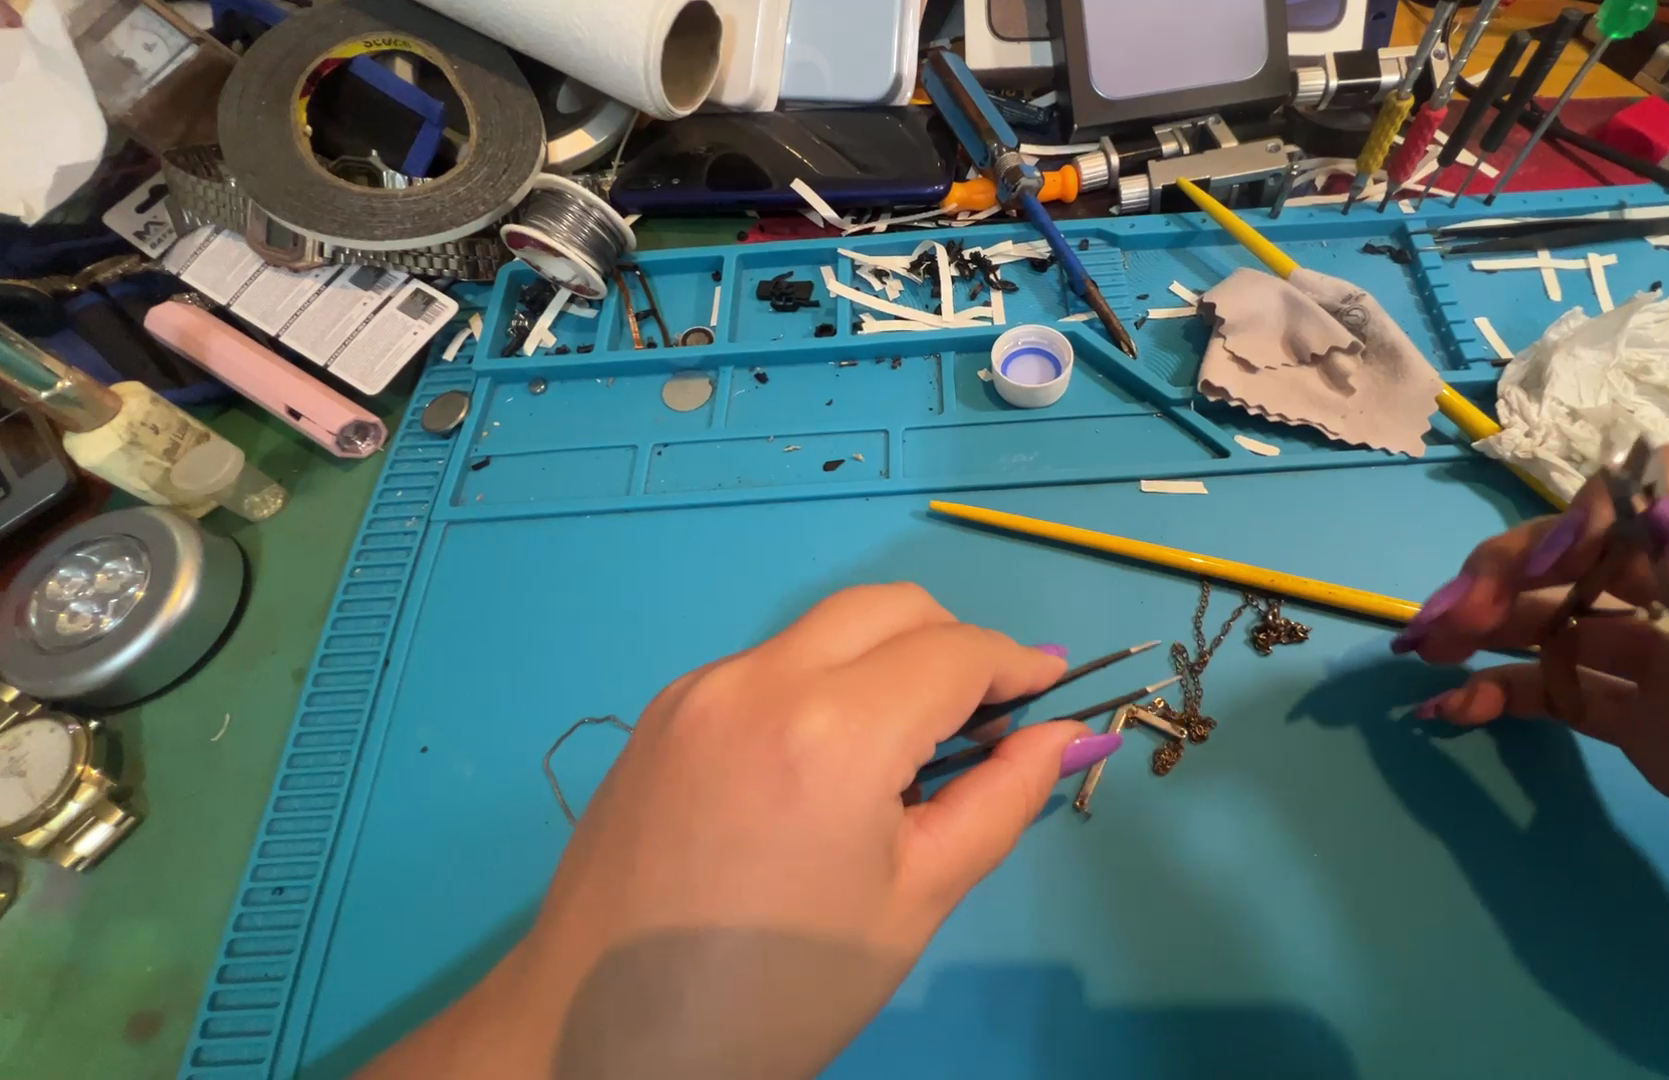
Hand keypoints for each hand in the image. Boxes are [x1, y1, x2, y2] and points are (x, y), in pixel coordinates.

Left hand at [363, 584, 1120, 1078]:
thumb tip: (1069, 734)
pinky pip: (776, 659)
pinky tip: (821, 759)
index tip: (1049, 686)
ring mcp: (704, 682)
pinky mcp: (669, 703)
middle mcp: (762, 676)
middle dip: (953, 641)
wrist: (593, 1042)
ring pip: (831, 625)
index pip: (954, 652)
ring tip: (902, 743)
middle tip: (979, 715)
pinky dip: (827, 678)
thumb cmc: (779, 992)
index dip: (1015, 663)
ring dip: (890, 656)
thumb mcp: (918, 897)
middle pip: (891, 606)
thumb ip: (1005, 797)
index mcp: (832, 730)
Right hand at [1394, 434, 1668, 1019]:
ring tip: (1429, 647)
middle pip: (1614, 547)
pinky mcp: (1651, 730)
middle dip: (1522, 563)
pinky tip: (1452, 708)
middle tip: (1456, 612)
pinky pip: (1557, 692)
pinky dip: (1497, 692)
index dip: (1642, 493)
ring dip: (1489, 619)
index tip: (1567, 553)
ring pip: (1567, 613)